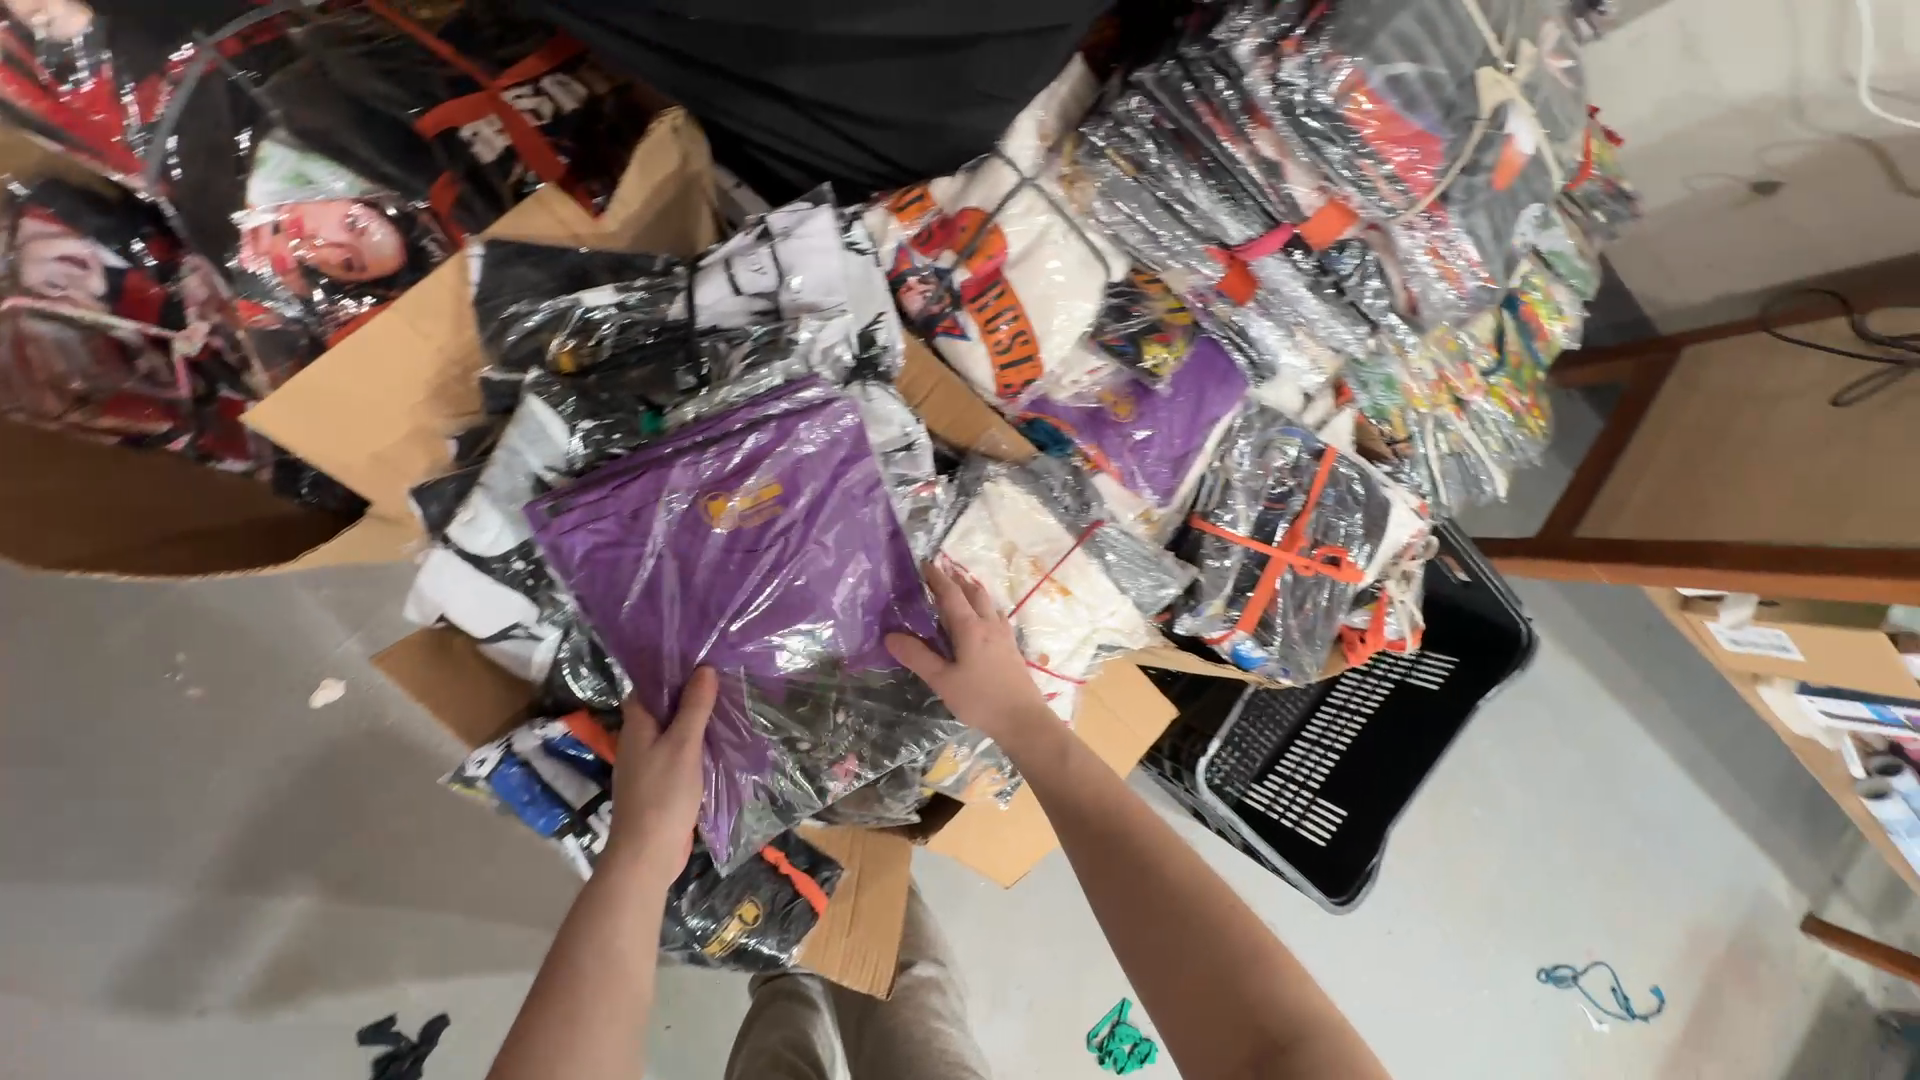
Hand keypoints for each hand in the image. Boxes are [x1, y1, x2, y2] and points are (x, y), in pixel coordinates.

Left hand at [605, 667, 716, 878]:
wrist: (647, 854)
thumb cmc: (663, 795)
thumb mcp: (684, 745)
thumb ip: (694, 708)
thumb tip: (704, 669)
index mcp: (637, 726)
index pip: (648, 687)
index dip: (670, 671)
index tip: (699, 657)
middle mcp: (638, 741)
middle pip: (662, 708)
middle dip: (688, 694)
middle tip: (722, 676)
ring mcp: (648, 764)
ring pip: (672, 731)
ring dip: (694, 720)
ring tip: (726, 704)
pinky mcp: (660, 784)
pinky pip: (678, 753)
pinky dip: (695, 744)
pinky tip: (717, 743)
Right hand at [887, 562, 1055, 749]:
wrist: (1023, 719)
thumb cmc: (980, 700)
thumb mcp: (942, 681)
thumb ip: (918, 657)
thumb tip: (890, 636)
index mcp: (970, 628)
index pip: (951, 594)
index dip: (936, 578)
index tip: (924, 564)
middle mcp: (989, 624)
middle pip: (973, 592)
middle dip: (956, 580)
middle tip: (940, 575)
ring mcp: (1004, 635)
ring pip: (987, 603)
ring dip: (972, 592)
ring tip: (959, 591)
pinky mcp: (1012, 647)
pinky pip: (996, 616)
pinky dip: (984, 608)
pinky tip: (982, 620)